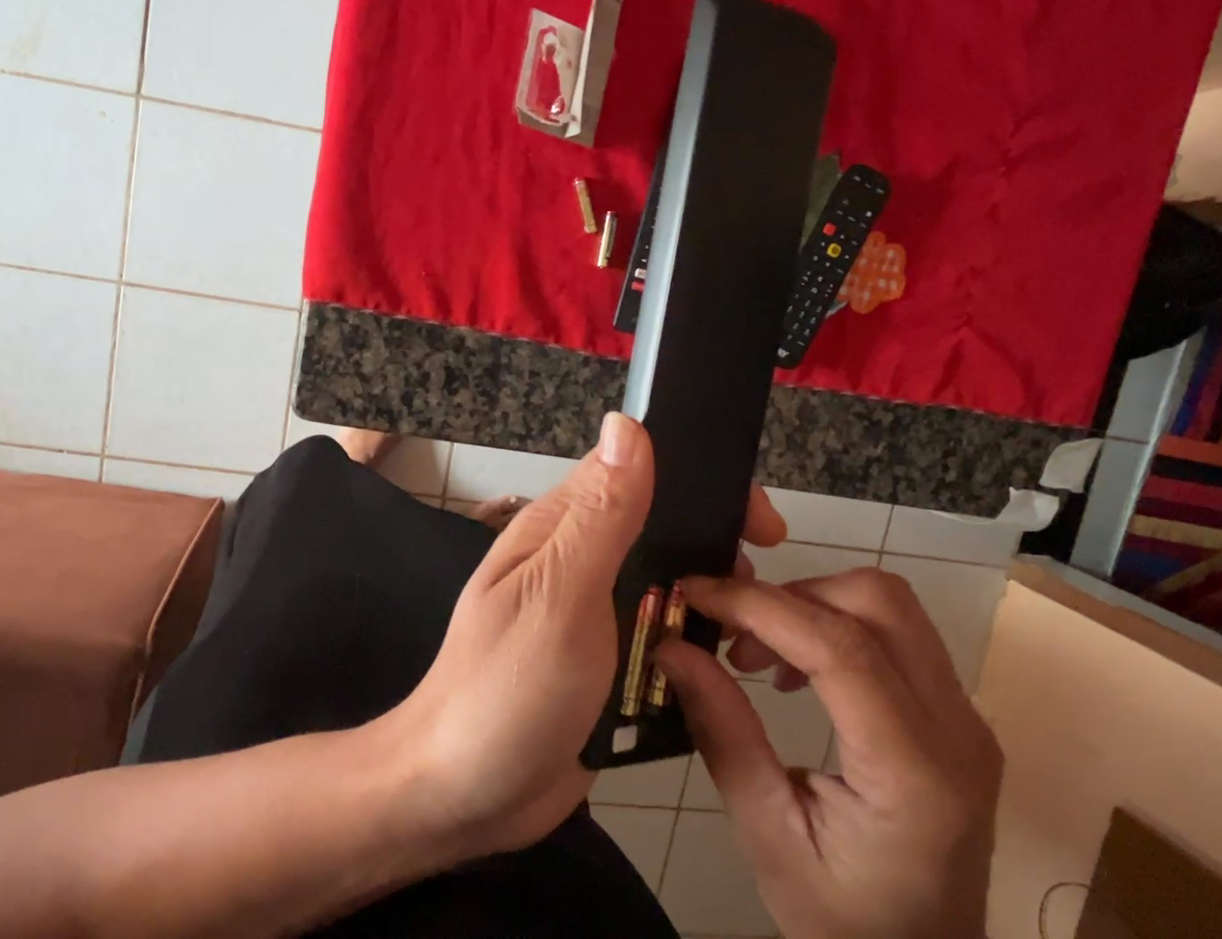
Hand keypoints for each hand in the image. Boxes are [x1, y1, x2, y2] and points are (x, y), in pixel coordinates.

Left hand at [381, 413, 788, 858]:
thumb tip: (626, 424)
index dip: (699, 481)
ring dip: (709, 601)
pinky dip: (692, 646)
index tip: (758, 522)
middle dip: (713, 549)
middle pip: (660, 531)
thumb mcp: (557, 596)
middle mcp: (576, 564)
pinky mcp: (605, 667)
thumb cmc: (506, 691)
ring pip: (666, 587)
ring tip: (747, 633)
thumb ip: (598, 516)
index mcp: (558, 531)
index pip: (634, 473)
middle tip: (760, 586)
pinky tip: (724, 667)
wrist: (462, 796)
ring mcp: (591, 618)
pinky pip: (660, 640)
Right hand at [655, 545, 1003, 938]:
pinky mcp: (960, 719)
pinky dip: (837, 627)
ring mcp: (968, 721)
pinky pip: (899, 637)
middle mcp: (957, 732)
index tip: (692, 593)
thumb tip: (671, 647)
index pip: (840, 648)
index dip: (759, 606)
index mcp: (912, 774)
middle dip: (791, 594)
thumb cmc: (838, 919)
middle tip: (731, 632)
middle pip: (880, 602)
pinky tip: (796, 673)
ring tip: (758, 654)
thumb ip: (723, 733)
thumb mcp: (766, 835)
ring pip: (894, 607)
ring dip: (814, 605)